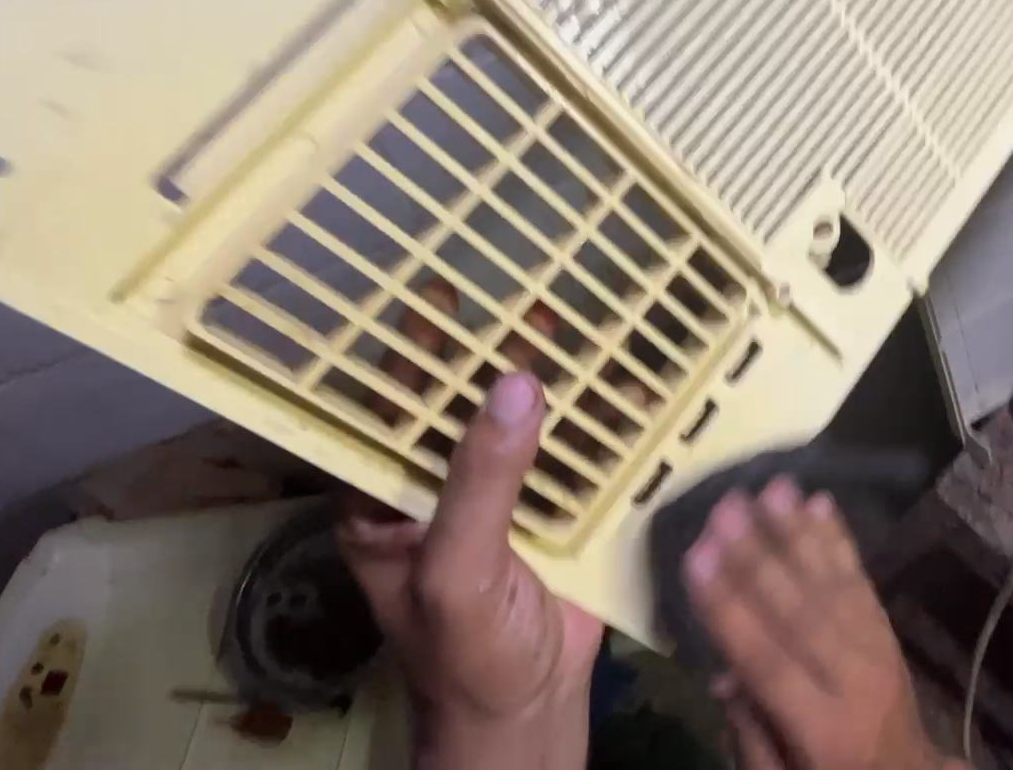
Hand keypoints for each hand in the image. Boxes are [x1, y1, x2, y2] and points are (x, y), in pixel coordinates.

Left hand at [336, 286, 603, 769]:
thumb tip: (517, 382)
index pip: (391, 414)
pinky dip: (597, 421)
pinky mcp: (554, 511)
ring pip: (523, 424)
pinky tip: (622, 386)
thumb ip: (482, 480)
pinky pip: (573, 454)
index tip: (434, 300)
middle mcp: (444, 489)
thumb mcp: (457, 569)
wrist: (533, 712)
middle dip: (491, 355)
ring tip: (570, 328)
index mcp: (391, 502)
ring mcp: (503, 497)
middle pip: (466, 407)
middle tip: (523, 303)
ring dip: (549, 379)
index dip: (408, 356)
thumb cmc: (468, 654)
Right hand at [686, 477, 962, 769]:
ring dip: (799, 532)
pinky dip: (839, 539)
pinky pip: (860, 578)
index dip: (730, 607)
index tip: (695, 556)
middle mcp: (855, 681)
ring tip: (773, 488)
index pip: (768, 660)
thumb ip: (751, 729)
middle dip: (759, 555)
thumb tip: (723, 669)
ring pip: (832, 584)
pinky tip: (821, 503)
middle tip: (727, 507)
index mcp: (825, 731)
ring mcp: (877, 648)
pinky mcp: (886, 628)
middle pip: (801, 612)